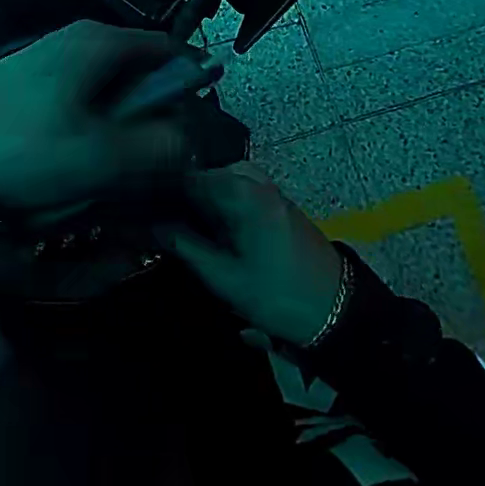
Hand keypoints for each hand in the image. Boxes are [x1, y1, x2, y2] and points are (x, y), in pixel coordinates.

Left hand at [0, 21, 197, 212]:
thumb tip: (190, 138)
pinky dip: (90, 123)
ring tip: (109, 163)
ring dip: (118, 123)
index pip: (167, 49)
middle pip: (137, 69)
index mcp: (98, 42)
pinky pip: (78, 96)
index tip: (195, 126)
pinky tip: (75, 156)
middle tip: (149, 156)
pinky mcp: (28, 78)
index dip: (190, 84)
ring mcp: (48, 56)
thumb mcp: (99, 155)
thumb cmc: (21, 149)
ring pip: (107, 88)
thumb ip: (158, 146)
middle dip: (151, 111)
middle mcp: (75, 38)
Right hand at [156, 163, 344, 345]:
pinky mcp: (278, 204)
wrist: (336, 311)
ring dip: (205, 198)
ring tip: (188, 225)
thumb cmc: (276, 293)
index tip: (148, 207)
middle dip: (186, 193)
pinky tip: (213, 227)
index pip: (191, 176)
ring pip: (225, 181)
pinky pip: (241, 189)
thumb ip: (186, 246)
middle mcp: (256, 182)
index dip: (167, 190)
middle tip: (165, 220)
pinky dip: (223, 202)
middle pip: (208, 174)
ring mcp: (270, 191)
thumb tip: (154, 226)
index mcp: (242, 193)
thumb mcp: (224, 276)